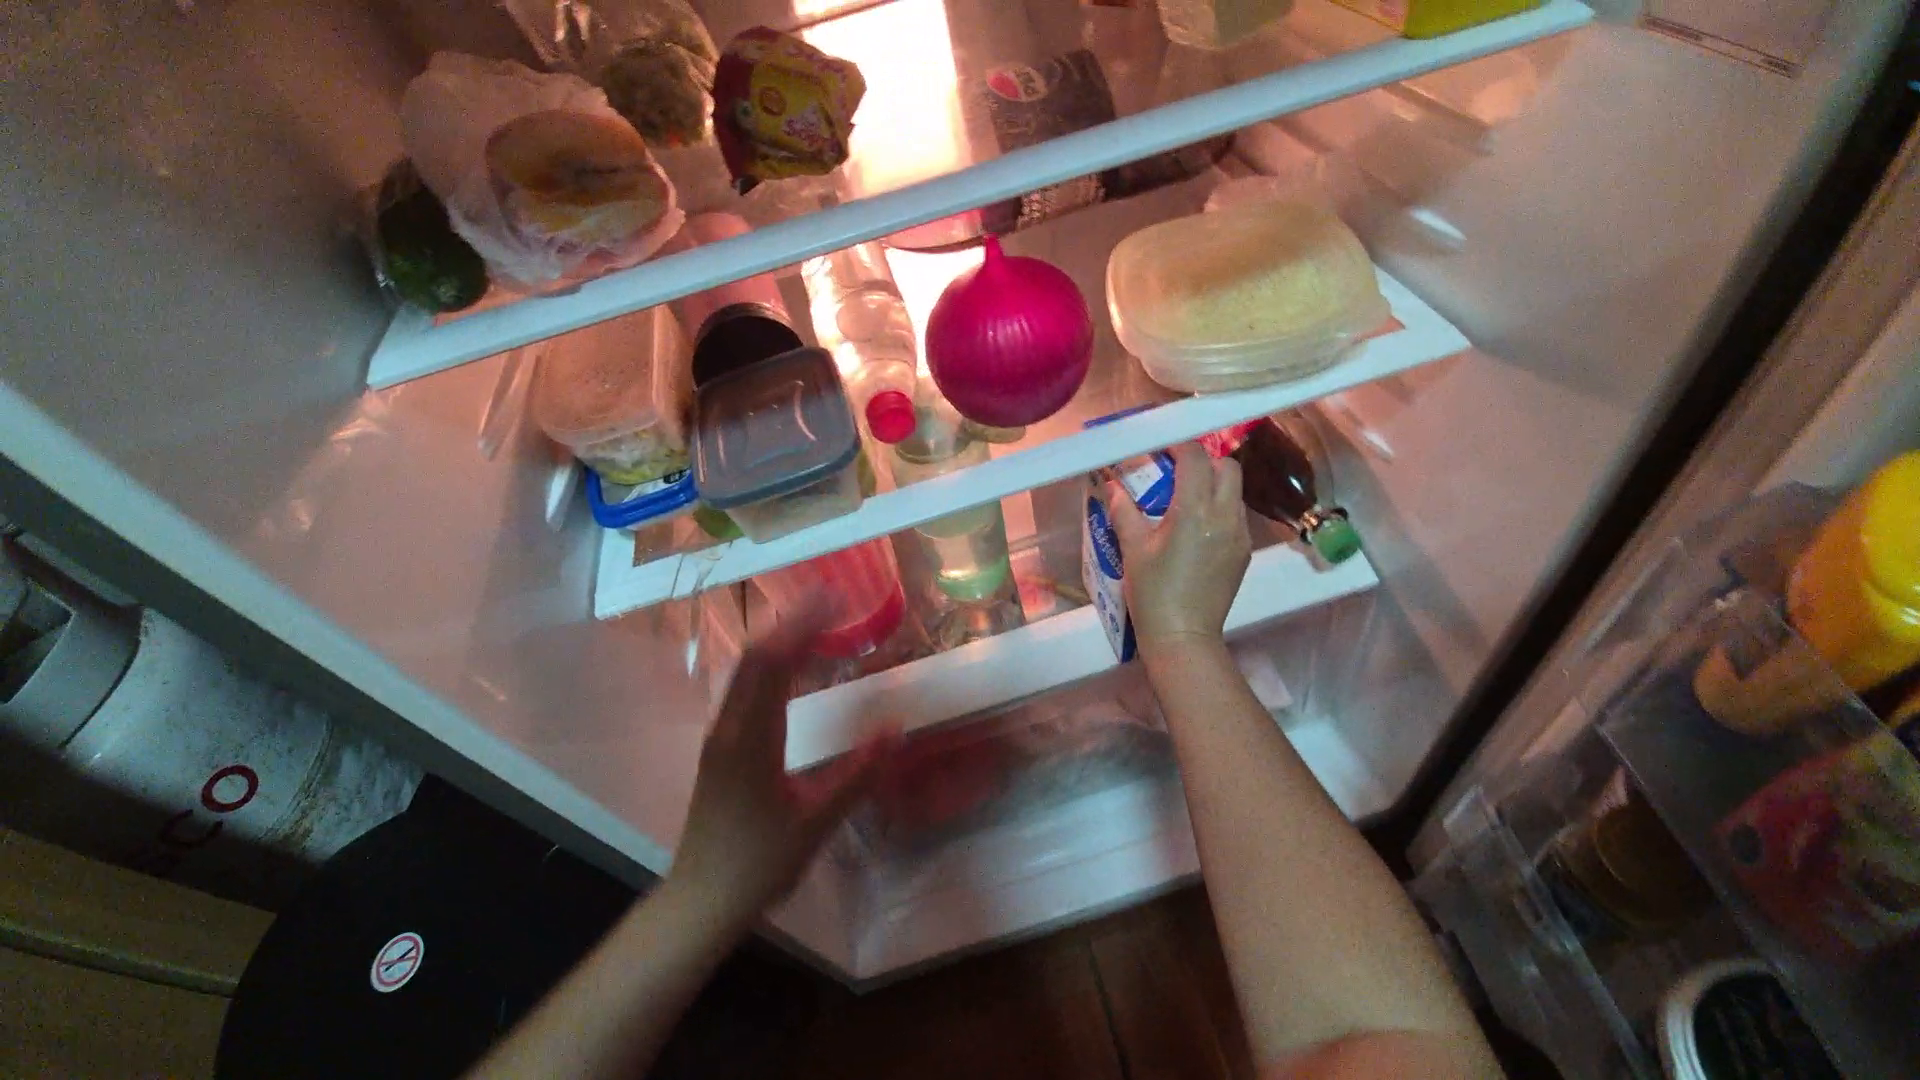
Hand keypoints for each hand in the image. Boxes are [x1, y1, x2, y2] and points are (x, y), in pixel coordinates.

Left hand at [669, 612, 898, 927]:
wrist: (702, 899)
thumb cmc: (759, 863)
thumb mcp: (816, 822)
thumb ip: (857, 774)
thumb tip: (897, 727)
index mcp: (751, 739)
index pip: (774, 665)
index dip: (803, 626)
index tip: (835, 599)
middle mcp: (729, 727)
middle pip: (756, 657)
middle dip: (793, 621)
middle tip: (831, 597)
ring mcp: (720, 735)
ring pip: (746, 670)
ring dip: (779, 639)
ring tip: (816, 620)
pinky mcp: (721, 747)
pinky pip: (744, 688)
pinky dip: (770, 664)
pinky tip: (792, 666)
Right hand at [1111, 442, 1251, 653]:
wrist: (1183, 635)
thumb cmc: (1153, 592)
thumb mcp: (1133, 549)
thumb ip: (1124, 511)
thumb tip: (1113, 487)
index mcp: (1195, 511)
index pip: (1196, 458)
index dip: (1179, 446)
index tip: (1161, 446)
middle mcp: (1224, 516)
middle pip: (1226, 467)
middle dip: (1203, 460)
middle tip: (1176, 470)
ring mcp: (1239, 534)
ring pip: (1234, 491)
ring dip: (1213, 484)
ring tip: (1185, 497)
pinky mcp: (1243, 552)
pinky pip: (1236, 515)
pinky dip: (1218, 507)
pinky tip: (1196, 526)